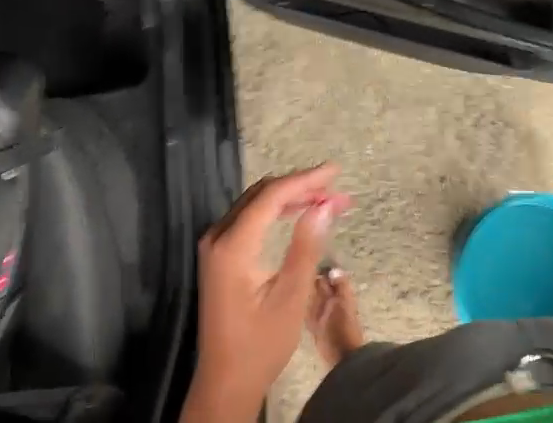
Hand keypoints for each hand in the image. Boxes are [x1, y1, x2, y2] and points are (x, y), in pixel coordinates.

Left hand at [182, 165, 352, 422]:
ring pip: (256, 203)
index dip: (305, 180)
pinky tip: (300, 214)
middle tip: (338, 191)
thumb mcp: (291, 297)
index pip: (271, 196)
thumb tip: (325, 205)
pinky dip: (277, 212)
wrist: (226, 381)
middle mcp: (218, 236)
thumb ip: (306, 246)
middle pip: (262, 194)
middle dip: (302, 187)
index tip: (335, 172)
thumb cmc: (260, 344)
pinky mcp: (220, 254)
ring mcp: (215, 244)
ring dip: (291, 198)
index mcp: (232, 245)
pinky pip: (249, 218)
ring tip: (328, 200)